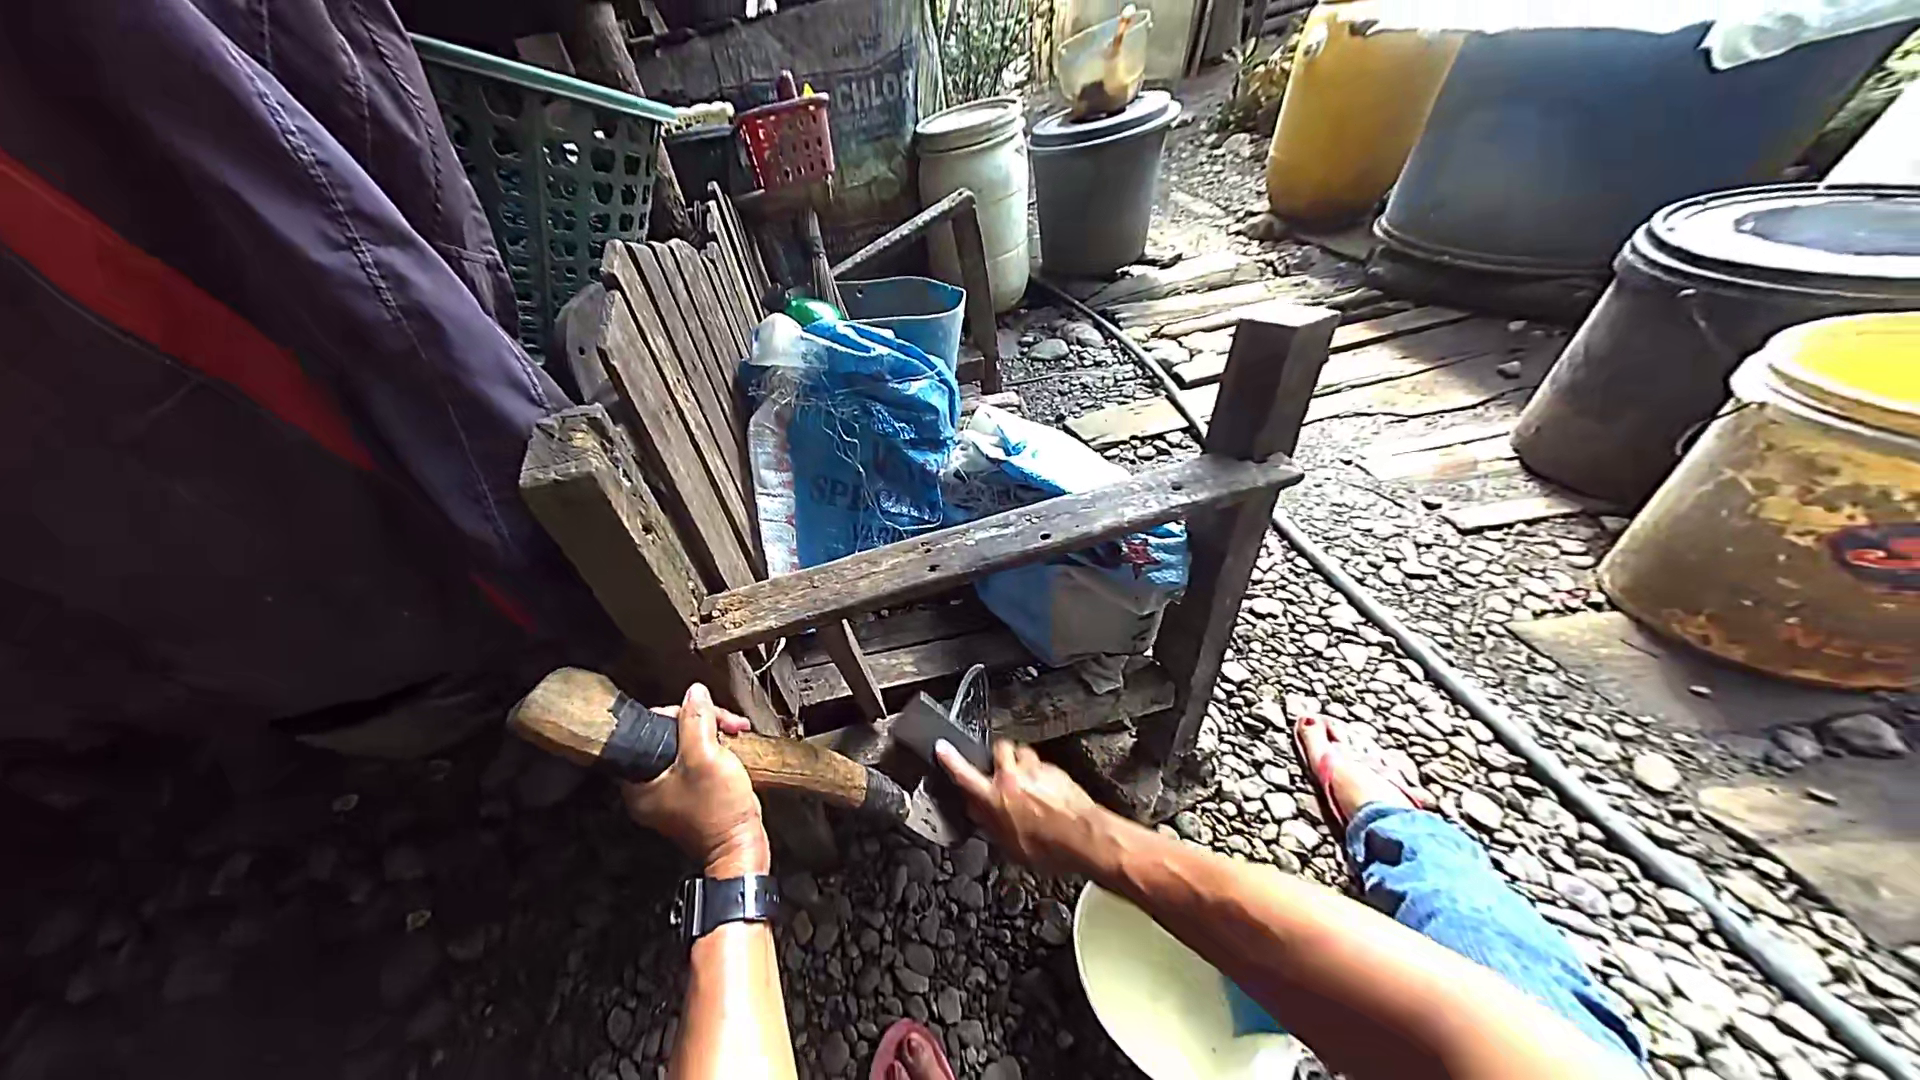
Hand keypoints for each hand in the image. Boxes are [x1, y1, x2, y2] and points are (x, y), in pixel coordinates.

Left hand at [620, 684, 769, 877]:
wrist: (742, 846)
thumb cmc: (720, 812)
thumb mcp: (707, 756)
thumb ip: (697, 720)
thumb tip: (694, 693)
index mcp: (639, 783)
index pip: (652, 729)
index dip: (681, 715)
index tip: (704, 716)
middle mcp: (649, 790)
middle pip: (671, 736)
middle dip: (703, 724)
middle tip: (726, 726)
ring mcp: (670, 795)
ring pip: (687, 747)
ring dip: (713, 736)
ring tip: (734, 735)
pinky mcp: (690, 797)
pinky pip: (697, 762)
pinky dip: (716, 752)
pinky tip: (731, 751)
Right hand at [936, 738, 1105, 877]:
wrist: (1084, 838)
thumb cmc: (1050, 848)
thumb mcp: (1010, 847)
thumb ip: (990, 823)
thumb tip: (978, 812)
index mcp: (995, 799)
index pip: (964, 774)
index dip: (949, 760)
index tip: (942, 748)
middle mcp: (1013, 779)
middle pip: (998, 750)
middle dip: (999, 759)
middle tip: (1002, 773)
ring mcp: (1035, 770)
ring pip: (1021, 753)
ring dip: (1021, 764)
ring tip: (1026, 783)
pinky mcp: (1054, 769)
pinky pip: (1041, 763)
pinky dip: (1040, 773)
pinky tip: (1046, 792)